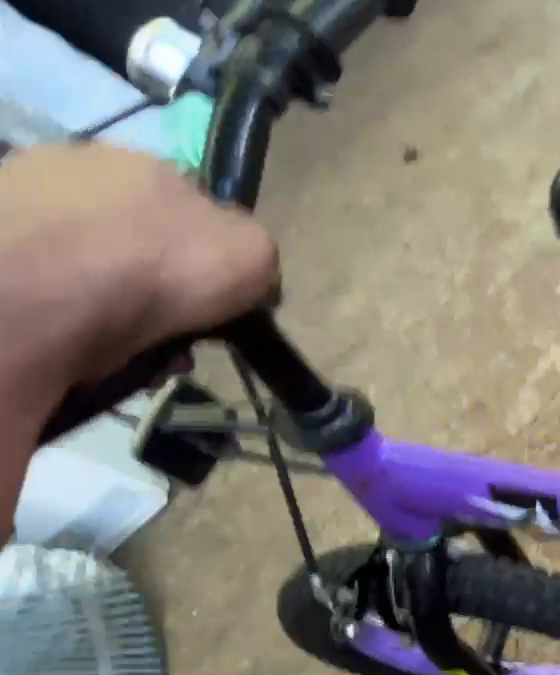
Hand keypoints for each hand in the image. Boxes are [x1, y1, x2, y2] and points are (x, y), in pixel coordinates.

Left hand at [0, 142, 277, 392]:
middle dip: (168, 285)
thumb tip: (241, 272)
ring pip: (101, 268)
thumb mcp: (257, 252)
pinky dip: (87, 320)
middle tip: (187, 326)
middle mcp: (76, 170)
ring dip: (130, 308)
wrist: (54, 292)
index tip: (225, 291)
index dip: (214, 251)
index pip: (191, 203)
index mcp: (141, 162)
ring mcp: (22, 203)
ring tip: (146, 347)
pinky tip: (101, 344)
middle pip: (143, 237)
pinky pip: (61, 291)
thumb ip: (255, 252)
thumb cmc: (168, 262)